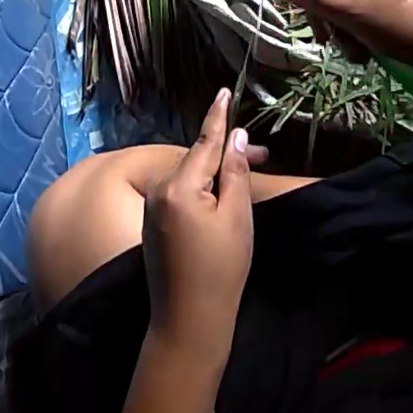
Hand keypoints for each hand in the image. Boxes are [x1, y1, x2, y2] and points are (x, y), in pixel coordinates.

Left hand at [142, 88, 253, 350]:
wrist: (188, 321)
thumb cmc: (221, 269)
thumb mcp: (237, 217)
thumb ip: (236, 173)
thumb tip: (237, 138)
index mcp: (178, 186)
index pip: (204, 142)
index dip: (217, 116)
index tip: (223, 91)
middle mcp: (159, 190)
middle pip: (196, 160)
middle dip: (224, 153)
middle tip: (260, 153)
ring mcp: (151, 208)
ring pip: (187, 177)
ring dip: (213, 173)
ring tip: (243, 175)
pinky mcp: (151, 224)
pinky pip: (178, 193)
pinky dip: (200, 189)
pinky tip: (218, 196)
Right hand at [275, 0, 412, 82]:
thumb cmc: (404, 25)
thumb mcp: (355, 12)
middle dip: (321, 12)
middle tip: (323, 37)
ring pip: (342, 6)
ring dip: (340, 29)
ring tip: (353, 50)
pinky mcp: (392, 10)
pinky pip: (360, 18)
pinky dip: (356, 35)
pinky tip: (366, 53)